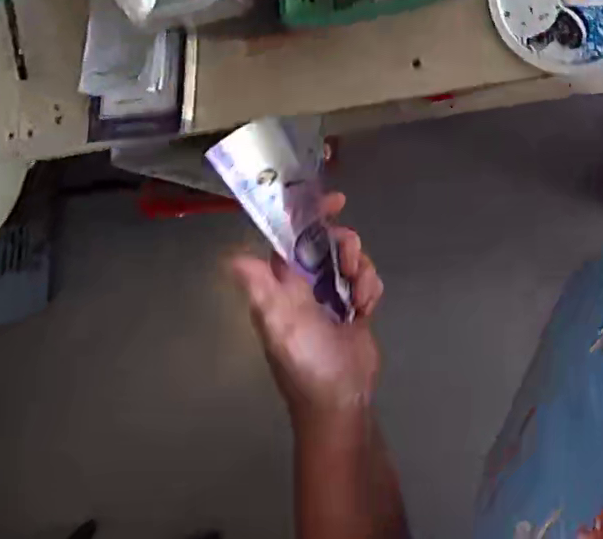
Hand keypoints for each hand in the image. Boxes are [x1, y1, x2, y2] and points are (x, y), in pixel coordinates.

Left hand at [230, 192, 384, 429]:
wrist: (342, 401)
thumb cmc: (307, 362)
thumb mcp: (280, 326)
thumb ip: (261, 289)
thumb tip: (231, 257)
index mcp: (283, 285)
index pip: (293, 238)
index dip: (311, 215)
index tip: (337, 201)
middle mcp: (305, 285)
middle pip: (329, 242)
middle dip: (345, 247)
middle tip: (351, 266)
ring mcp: (332, 296)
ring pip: (352, 259)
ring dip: (362, 272)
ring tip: (359, 298)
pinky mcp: (355, 306)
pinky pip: (368, 280)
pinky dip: (371, 290)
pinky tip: (367, 310)